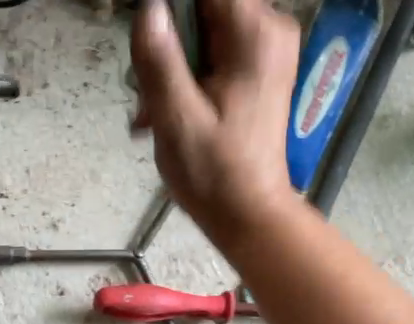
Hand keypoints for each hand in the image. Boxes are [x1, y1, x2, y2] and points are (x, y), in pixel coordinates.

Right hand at [130, 0, 303, 250]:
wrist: (248, 212)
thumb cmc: (213, 172)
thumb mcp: (176, 118)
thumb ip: (160, 60)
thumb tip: (148, 8)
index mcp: (253, 35)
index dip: (169, 9)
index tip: (149, 47)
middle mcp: (269, 30)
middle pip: (204, 8)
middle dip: (168, 44)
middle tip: (145, 93)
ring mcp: (267, 50)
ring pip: (206, 31)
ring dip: (172, 65)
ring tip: (152, 112)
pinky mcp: (259, 70)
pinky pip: (215, 53)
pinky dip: (187, 77)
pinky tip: (169, 112)